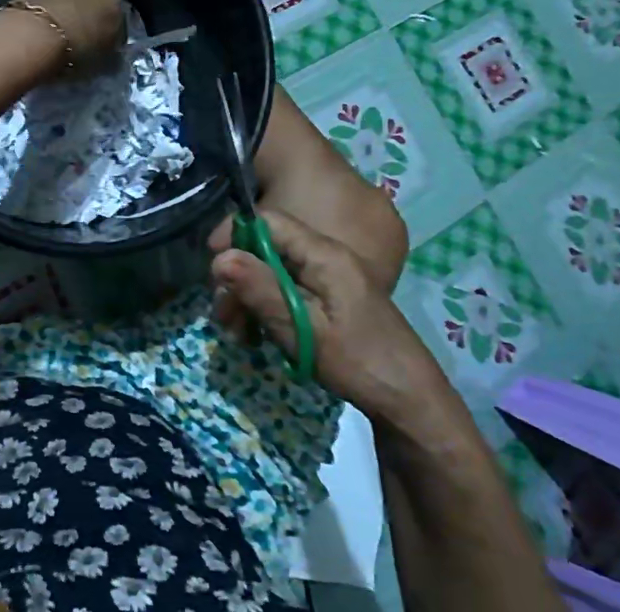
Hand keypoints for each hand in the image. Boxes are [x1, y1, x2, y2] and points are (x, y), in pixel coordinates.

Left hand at [2, 0, 123, 73]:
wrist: (39, 41)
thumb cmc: (77, 54)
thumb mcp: (101, 64)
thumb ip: (107, 55)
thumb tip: (108, 54)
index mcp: (112, 6)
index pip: (118, 19)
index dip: (112, 34)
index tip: (105, 48)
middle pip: (91, 2)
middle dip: (87, 15)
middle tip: (79, 37)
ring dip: (61, 5)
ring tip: (54, 25)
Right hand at [209, 207, 447, 416]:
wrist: (408, 398)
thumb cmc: (357, 361)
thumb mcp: (302, 328)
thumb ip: (261, 290)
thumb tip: (219, 258)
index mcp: (323, 253)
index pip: (269, 221)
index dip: (235, 234)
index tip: (211, 266)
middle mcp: (325, 255)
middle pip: (268, 248)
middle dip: (239, 276)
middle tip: (224, 317)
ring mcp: (329, 277)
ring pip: (275, 270)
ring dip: (251, 296)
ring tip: (239, 334)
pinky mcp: (330, 297)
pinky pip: (289, 288)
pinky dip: (268, 306)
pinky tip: (258, 335)